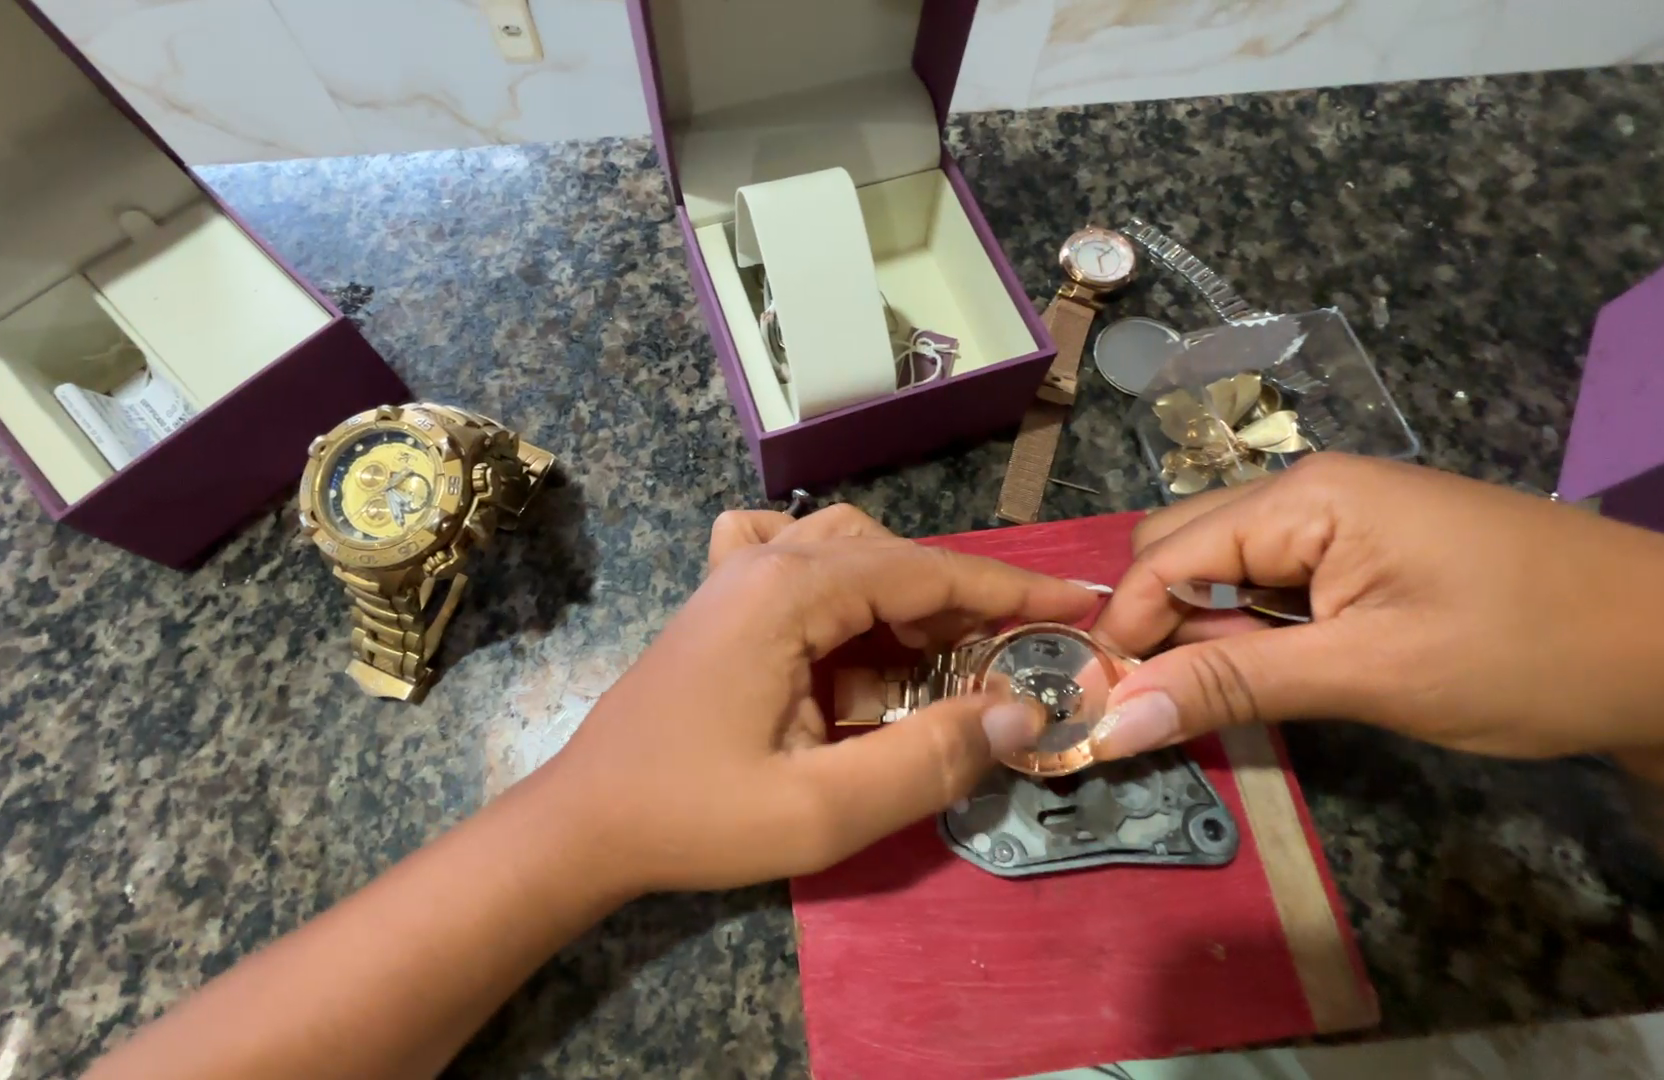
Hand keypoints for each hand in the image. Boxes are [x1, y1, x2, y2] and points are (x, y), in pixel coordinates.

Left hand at [544, 504, 1101, 892]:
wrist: (585, 820)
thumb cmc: (695, 816)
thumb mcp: (823, 809)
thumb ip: (928, 758)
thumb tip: (1018, 712)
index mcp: (790, 590)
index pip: (926, 571)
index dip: (1010, 588)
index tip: (1079, 603)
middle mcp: (764, 559)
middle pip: (889, 556)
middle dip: (955, 604)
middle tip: (996, 665)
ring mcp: (735, 572)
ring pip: (846, 552)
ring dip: (899, 600)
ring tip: (924, 664)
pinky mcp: (720, 597)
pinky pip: (790, 555)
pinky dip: (836, 580)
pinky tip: (838, 625)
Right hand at [1088, 454, 1663, 764]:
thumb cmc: (1537, 655)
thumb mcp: (1370, 676)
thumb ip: (1230, 687)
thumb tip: (1115, 722)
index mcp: (1302, 497)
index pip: (1163, 558)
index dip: (1127, 632)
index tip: (1107, 706)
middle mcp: (1302, 491)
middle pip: (1175, 549)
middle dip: (1161, 624)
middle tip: (1185, 696)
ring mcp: (1329, 516)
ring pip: (1212, 566)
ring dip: (1204, 629)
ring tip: (1243, 686)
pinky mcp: (1351, 548)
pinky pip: (1260, 579)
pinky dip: (1245, 626)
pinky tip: (1278, 663)